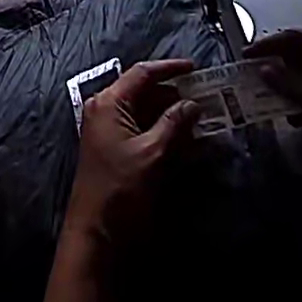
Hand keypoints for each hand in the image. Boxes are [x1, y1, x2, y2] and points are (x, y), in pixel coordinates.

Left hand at [64, 59, 198, 244]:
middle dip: (173, 94)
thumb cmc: (121, 189)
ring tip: (201, 118)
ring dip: (170, 114)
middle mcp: (105, 109)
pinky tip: (185, 139)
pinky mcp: (114, 148)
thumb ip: (174, 124)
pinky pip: (141, 129)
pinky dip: (162, 130)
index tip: (195, 68)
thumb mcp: (152, 154)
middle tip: (205, 98)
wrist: (96, 233)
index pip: (142, 73)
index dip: (169, 68)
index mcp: (109, 102)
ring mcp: (108, 129)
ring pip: (144, 111)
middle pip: (143, 91)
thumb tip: (192, 103)